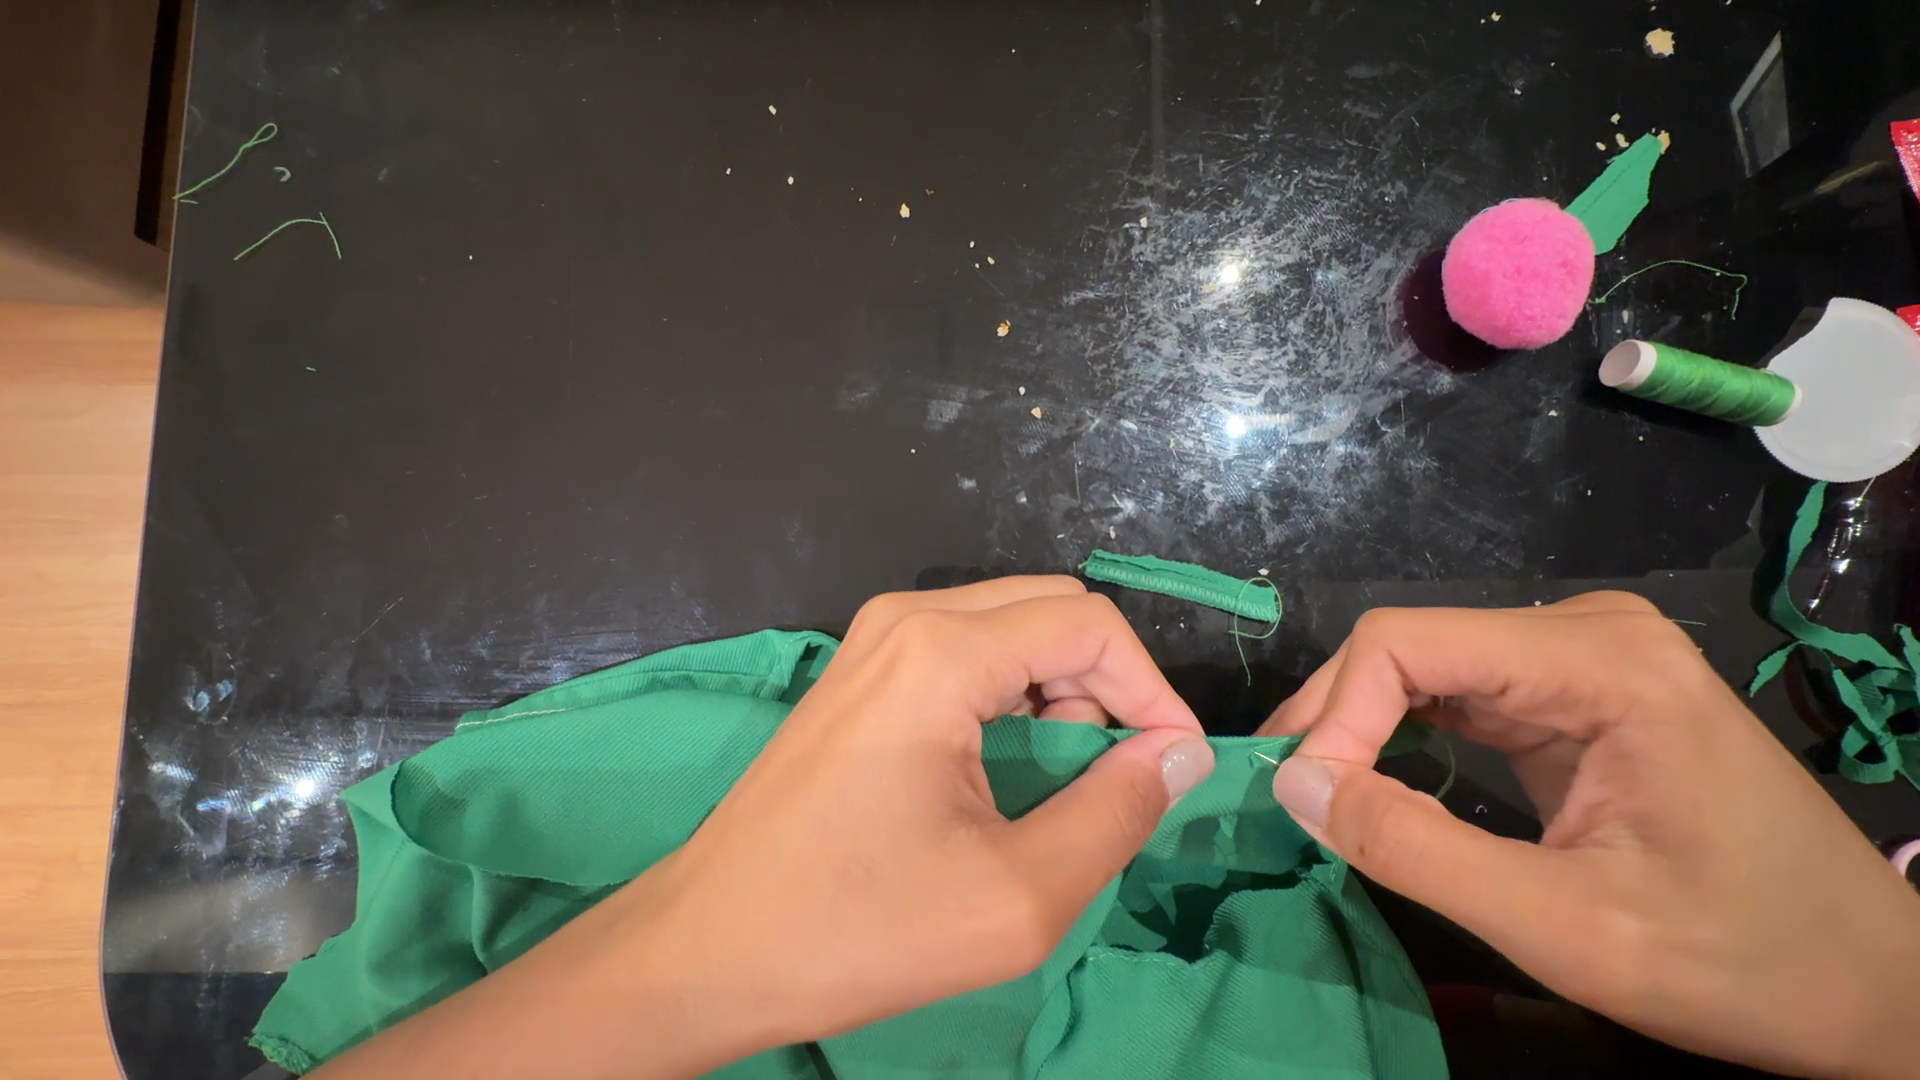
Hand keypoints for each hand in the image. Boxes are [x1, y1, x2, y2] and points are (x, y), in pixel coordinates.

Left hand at [614, 576, 1214, 1067]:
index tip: (1171, 770)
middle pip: (1053, 610)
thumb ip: (1117, 813)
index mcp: (941, 652)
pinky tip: (999, 766)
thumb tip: (1181, 755)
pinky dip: (1012, 693)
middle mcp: (908, 617)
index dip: (1152, 691)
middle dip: (1105, 684)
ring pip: (1014, 625)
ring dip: (1060, 690)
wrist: (710, 946)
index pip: (1090, 625)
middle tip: (1105, 778)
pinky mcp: (865, 666)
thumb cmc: (857, 926)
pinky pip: (969, 648)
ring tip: (1050, 783)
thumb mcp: (1015, 895)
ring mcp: (877, 636)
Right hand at [1258, 591, 1919, 1078]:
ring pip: (1417, 664)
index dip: (1335, 712)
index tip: (1305, 794)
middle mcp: (1582, 631)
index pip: (1406, 644)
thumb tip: (1294, 788)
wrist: (1881, 991)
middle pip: (1405, 647)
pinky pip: (1448, 688)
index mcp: (1598, 662)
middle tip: (1290, 793)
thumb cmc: (1743, 962)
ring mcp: (1574, 653)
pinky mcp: (1564, 685)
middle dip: (1336, 719)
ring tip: (1314, 785)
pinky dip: (1394, 730)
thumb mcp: (1567, 928)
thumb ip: (1414, 850)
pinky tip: (1369, 770)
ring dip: (1356, 725)